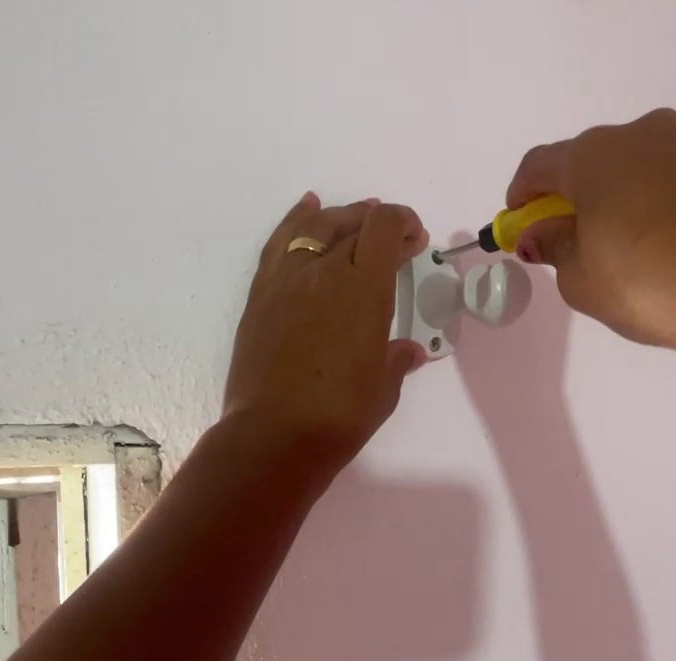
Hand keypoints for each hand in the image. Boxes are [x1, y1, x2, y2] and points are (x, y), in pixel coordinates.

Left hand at [223, 193, 430, 468]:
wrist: (274, 436)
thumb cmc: (339, 417)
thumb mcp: (382, 390)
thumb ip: (395, 361)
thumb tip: (408, 351)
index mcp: (364, 289)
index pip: (385, 229)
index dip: (404, 225)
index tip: (415, 241)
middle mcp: (325, 271)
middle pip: (353, 224)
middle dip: (378, 225)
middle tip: (392, 241)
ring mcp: (287, 279)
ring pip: (314, 226)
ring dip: (340, 216)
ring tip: (354, 219)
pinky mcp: (260, 295)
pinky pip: (279, 242)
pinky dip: (295, 220)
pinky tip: (306, 209)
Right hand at [509, 108, 675, 365]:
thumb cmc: (647, 286)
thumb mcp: (581, 281)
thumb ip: (554, 248)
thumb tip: (540, 233)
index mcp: (596, 155)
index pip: (541, 165)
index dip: (521, 196)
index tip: (518, 224)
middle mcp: (646, 133)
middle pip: (595, 161)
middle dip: (578, 198)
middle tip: (574, 243)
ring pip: (645, 168)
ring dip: (627, 198)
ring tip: (633, 250)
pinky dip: (669, 206)